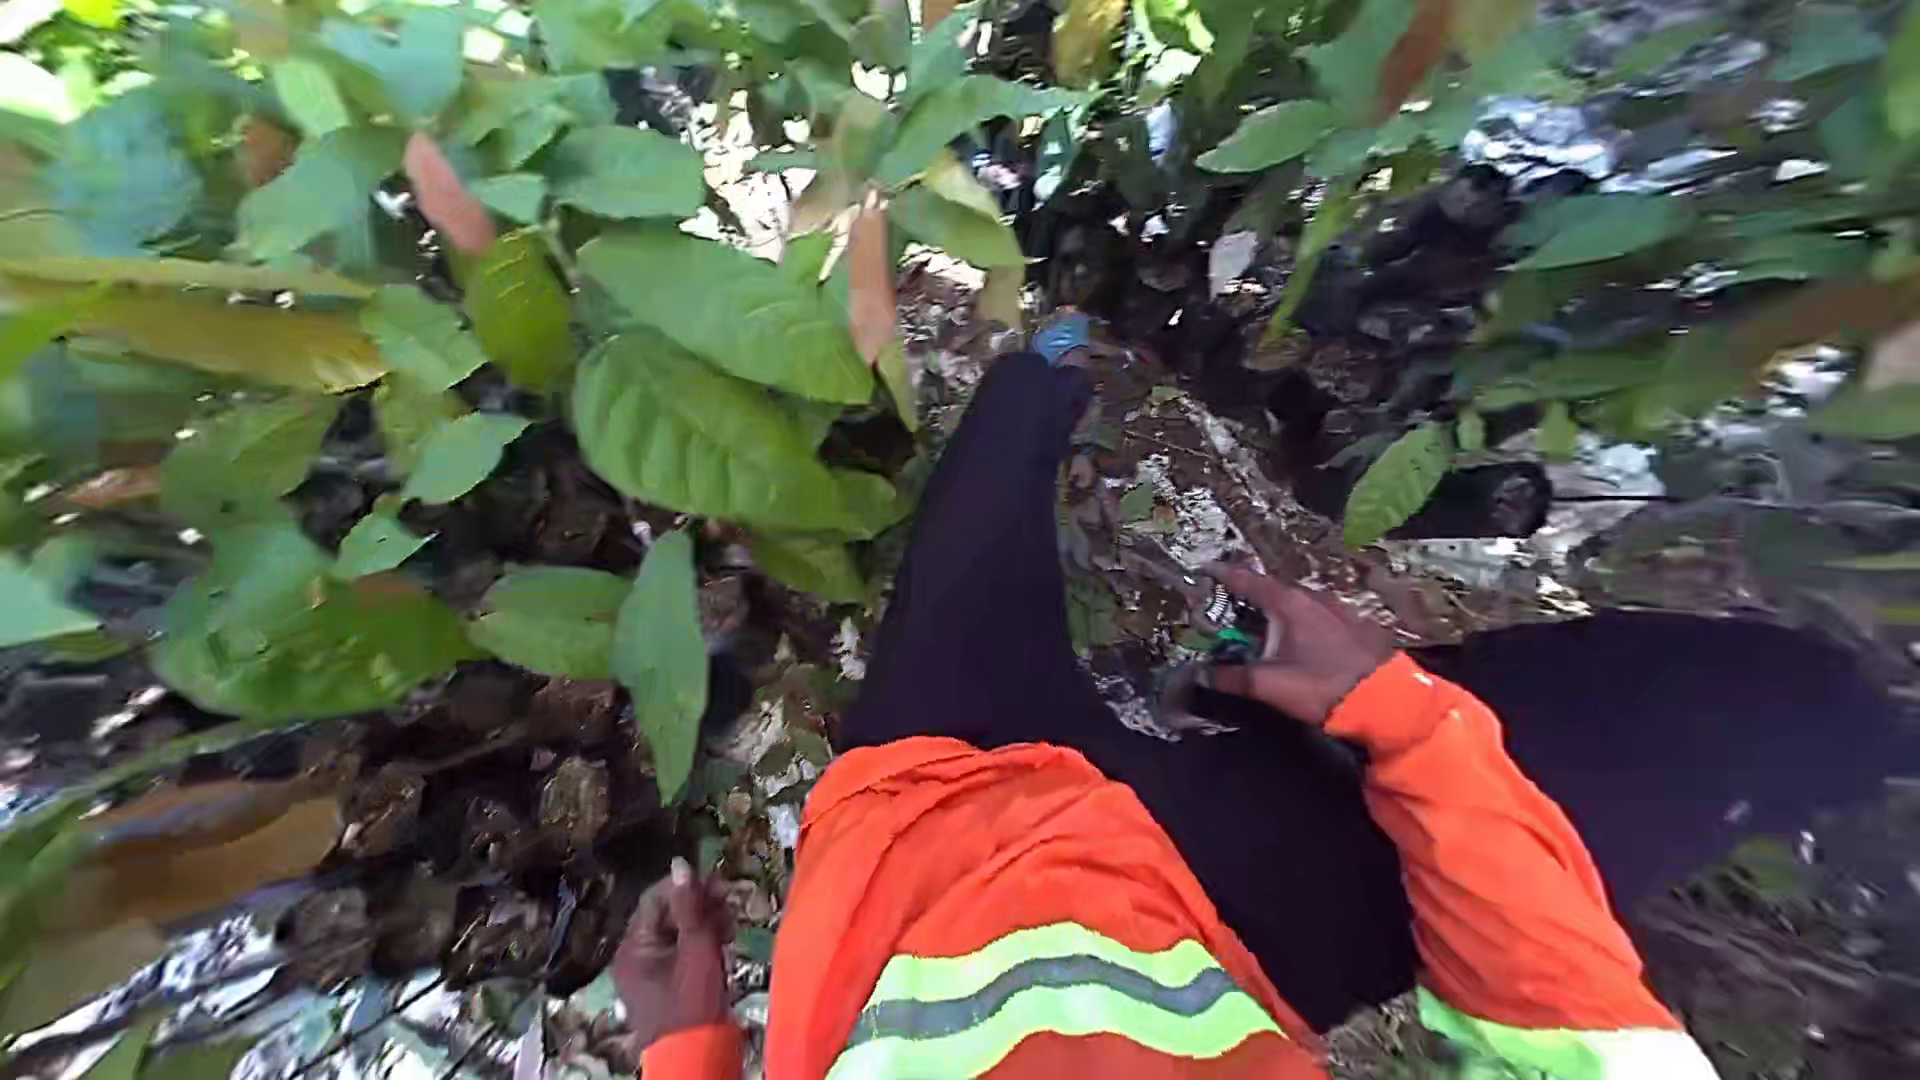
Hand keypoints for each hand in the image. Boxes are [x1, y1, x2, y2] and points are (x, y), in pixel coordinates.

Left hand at [612, 857, 732, 1049]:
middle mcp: (637, 953)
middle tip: (730, 903)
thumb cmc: (693, 1001)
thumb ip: (690, 904)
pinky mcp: (669, 976)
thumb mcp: (696, 947)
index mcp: (635, 946)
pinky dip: (705, 937)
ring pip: (681, 925)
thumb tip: (681, 863)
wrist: (696, 1058)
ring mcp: (652, 967)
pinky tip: (725, 940)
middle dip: (702, 903)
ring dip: (708, 918)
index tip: (719, 885)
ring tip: (730, 927)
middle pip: (669, 909)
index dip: (688, 885)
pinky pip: (685, 943)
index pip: (657, 897)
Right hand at [1204, 565, 1394, 725]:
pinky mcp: (1356, 625)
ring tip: (1261, 627)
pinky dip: (1298, 621)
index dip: (1222, 575)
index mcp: (1287, 603)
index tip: (1203, 571)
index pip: (1245, 579)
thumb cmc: (1321, 686)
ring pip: (1296, 603)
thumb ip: (1230, 677)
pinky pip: (1316, 615)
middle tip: (1227, 609)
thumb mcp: (1268, 685)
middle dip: (1246, 598)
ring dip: (1275, 611)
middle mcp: (1312, 597)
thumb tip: (1200, 674)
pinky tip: (1297, 641)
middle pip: (1270, 590)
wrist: (1390, 703)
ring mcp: (1338, 609)